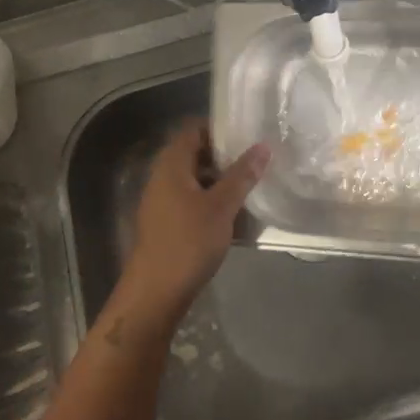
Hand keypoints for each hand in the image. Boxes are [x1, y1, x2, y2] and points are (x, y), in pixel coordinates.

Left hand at [123, 122, 269, 311]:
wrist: (156, 291)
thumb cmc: (189, 242)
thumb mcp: (222, 207)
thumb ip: (242, 175)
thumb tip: (263, 147)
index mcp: (171, 166)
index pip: (193, 130)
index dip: (219, 128)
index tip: (247, 133)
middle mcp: (162, 178)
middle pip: (194, 155)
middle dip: (224, 156)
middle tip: (256, 159)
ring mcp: (162, 202)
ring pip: (194, 180)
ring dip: (220, 181)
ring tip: (251, 184)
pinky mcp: (166, 223)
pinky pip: (191, 201)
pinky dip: (211, 201)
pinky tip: (234, 212)